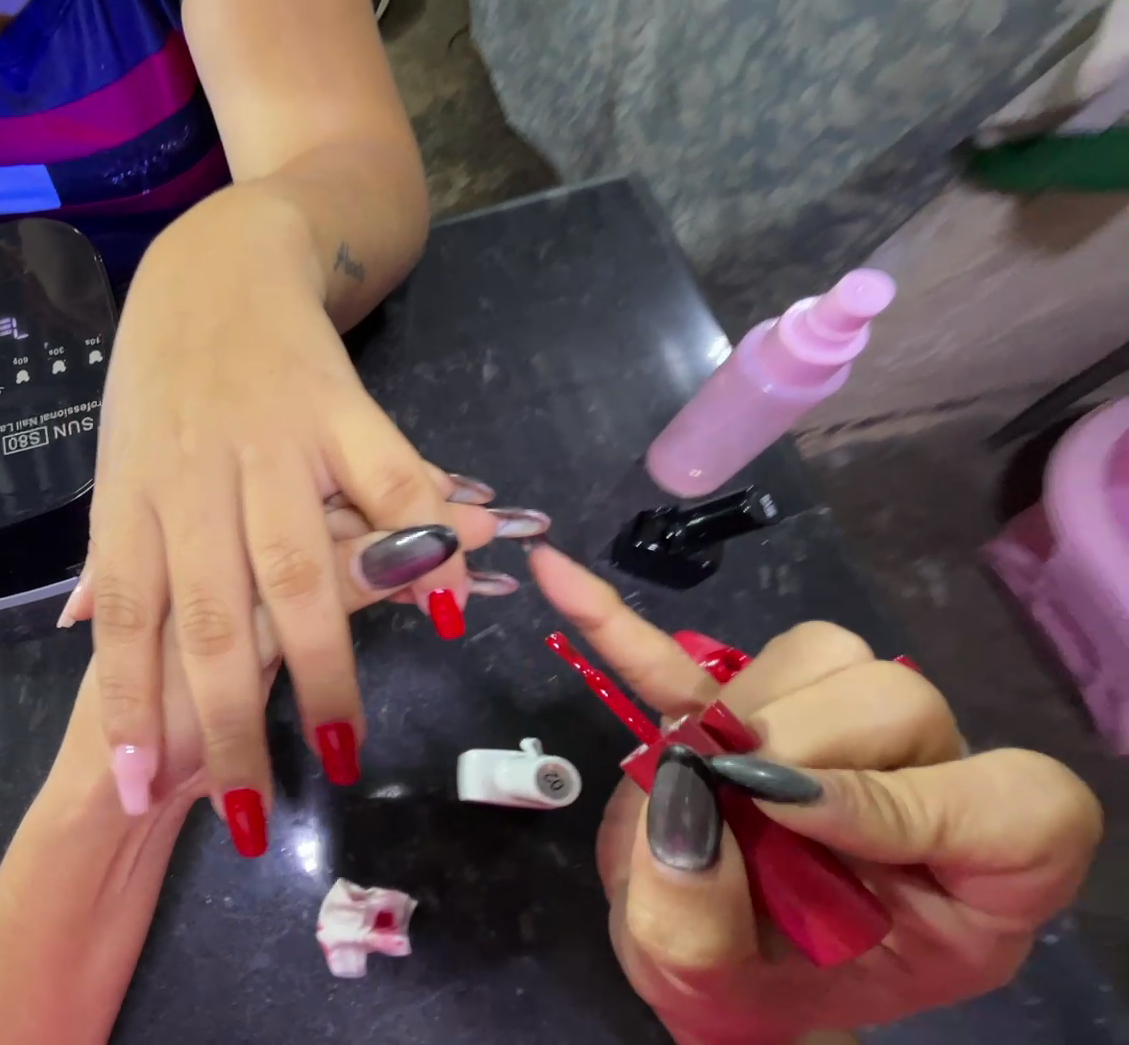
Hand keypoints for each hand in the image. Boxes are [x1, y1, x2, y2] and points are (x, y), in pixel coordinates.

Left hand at [84, 199, 545, 854]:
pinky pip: (387, 478)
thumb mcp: (115, 460)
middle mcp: (195, 477)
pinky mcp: (340, 404)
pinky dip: (421, 541)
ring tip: (343, 746)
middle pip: (208, 614)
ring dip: (322, 664)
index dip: (128, 704)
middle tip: (252, 814)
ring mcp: (270, 440)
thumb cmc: (160, 373)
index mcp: (133, 495)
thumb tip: (84, 632)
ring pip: (294, 566)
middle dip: (227, 722)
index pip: (125, 617)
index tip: (139, 789)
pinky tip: (448, 609)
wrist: (218, 258)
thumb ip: (110, 550)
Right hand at [528, 546, 1102, 1043]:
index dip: (902, 792)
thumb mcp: (709, 982)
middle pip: (900, 700)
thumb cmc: (731, 989)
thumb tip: (680, 796)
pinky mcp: (731, 709)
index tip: (780, 807)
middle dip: (799, 732)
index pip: (1009, 805)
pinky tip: (558, 577)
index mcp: (963, 884)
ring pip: (823, 655)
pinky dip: (621, 624)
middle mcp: (913, 791)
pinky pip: (683, 653)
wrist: (699, 957)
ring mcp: (817, 738)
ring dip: (741, 694)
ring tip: (685, 749)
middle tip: (718, 778)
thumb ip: (694, 914)